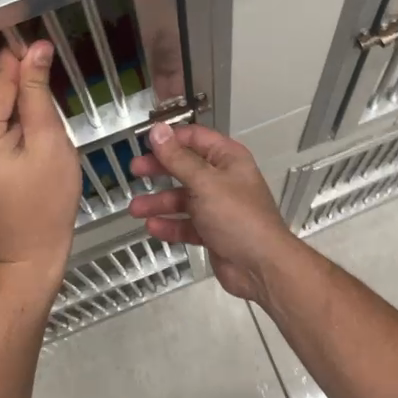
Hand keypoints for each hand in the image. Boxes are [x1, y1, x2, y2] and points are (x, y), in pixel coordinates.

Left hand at [0, 42, 78, 279]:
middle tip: (35, 111)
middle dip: (6, 89)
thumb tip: (36, 48)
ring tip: (22, 129)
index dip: (20, 65)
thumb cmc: (46, 201)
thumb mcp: (49, 142)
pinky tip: (7, 138)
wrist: (25, 251)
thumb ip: (36, 92)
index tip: (40, 52)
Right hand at [128, 123, 301, 302]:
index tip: (145, 143)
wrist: (262, 267)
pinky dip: (170, 225)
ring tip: (135, 209)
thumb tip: (157, 130)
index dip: (171, 138)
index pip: (195, 138)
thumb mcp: (205, 183)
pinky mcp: (213, 232)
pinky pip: (187, 224)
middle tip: (135, 170)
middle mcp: (223, 179)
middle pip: (185, 167)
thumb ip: (177, 158)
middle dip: (160, 169)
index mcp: (227, 159)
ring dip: (159, 202)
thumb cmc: (237, 216)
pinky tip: (152, 228)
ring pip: (183, 198)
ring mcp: (218, 207)